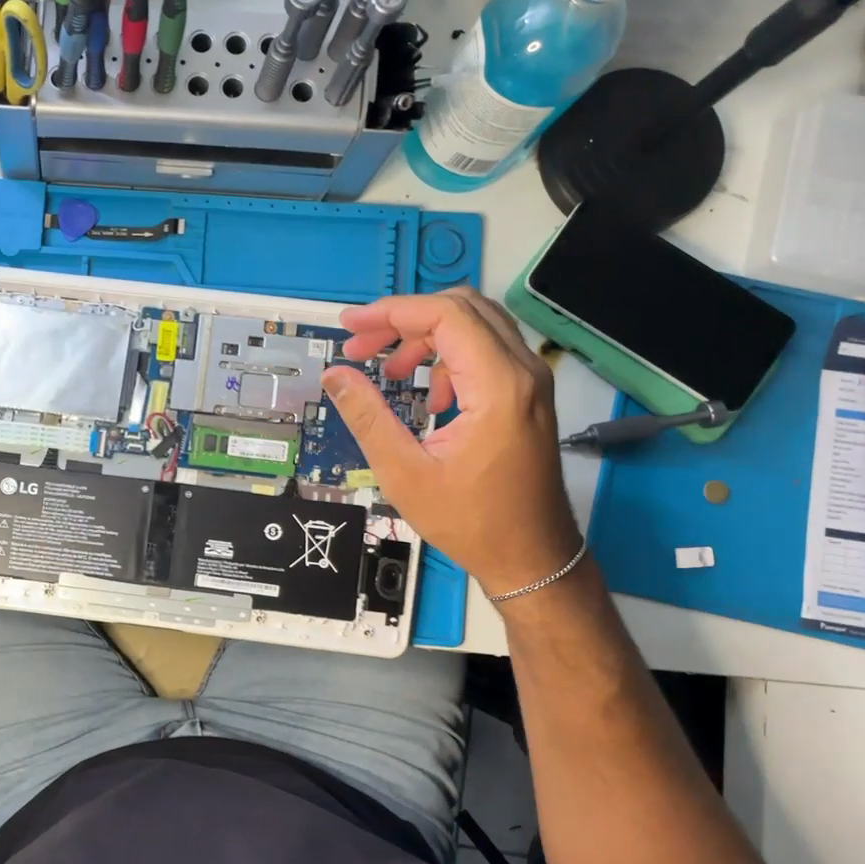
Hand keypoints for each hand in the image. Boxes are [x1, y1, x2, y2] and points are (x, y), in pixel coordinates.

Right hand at [319, 288, 580, 598]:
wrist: (530, 554)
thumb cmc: (469, 521)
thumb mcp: (404, 473)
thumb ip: (367, 417)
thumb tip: (334, 376)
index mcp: (497, 387)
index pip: (445, 316)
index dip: (392, 312)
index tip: (350, 326)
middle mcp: (523, 371)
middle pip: (463, 309)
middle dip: (404, 319)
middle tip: (360, 346)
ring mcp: (531, 382)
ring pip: (477, 326)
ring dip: (425, 337)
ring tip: (386, 370)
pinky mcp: (528, 395)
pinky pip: (487, 351)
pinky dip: (448, 356)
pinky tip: (426, 394)